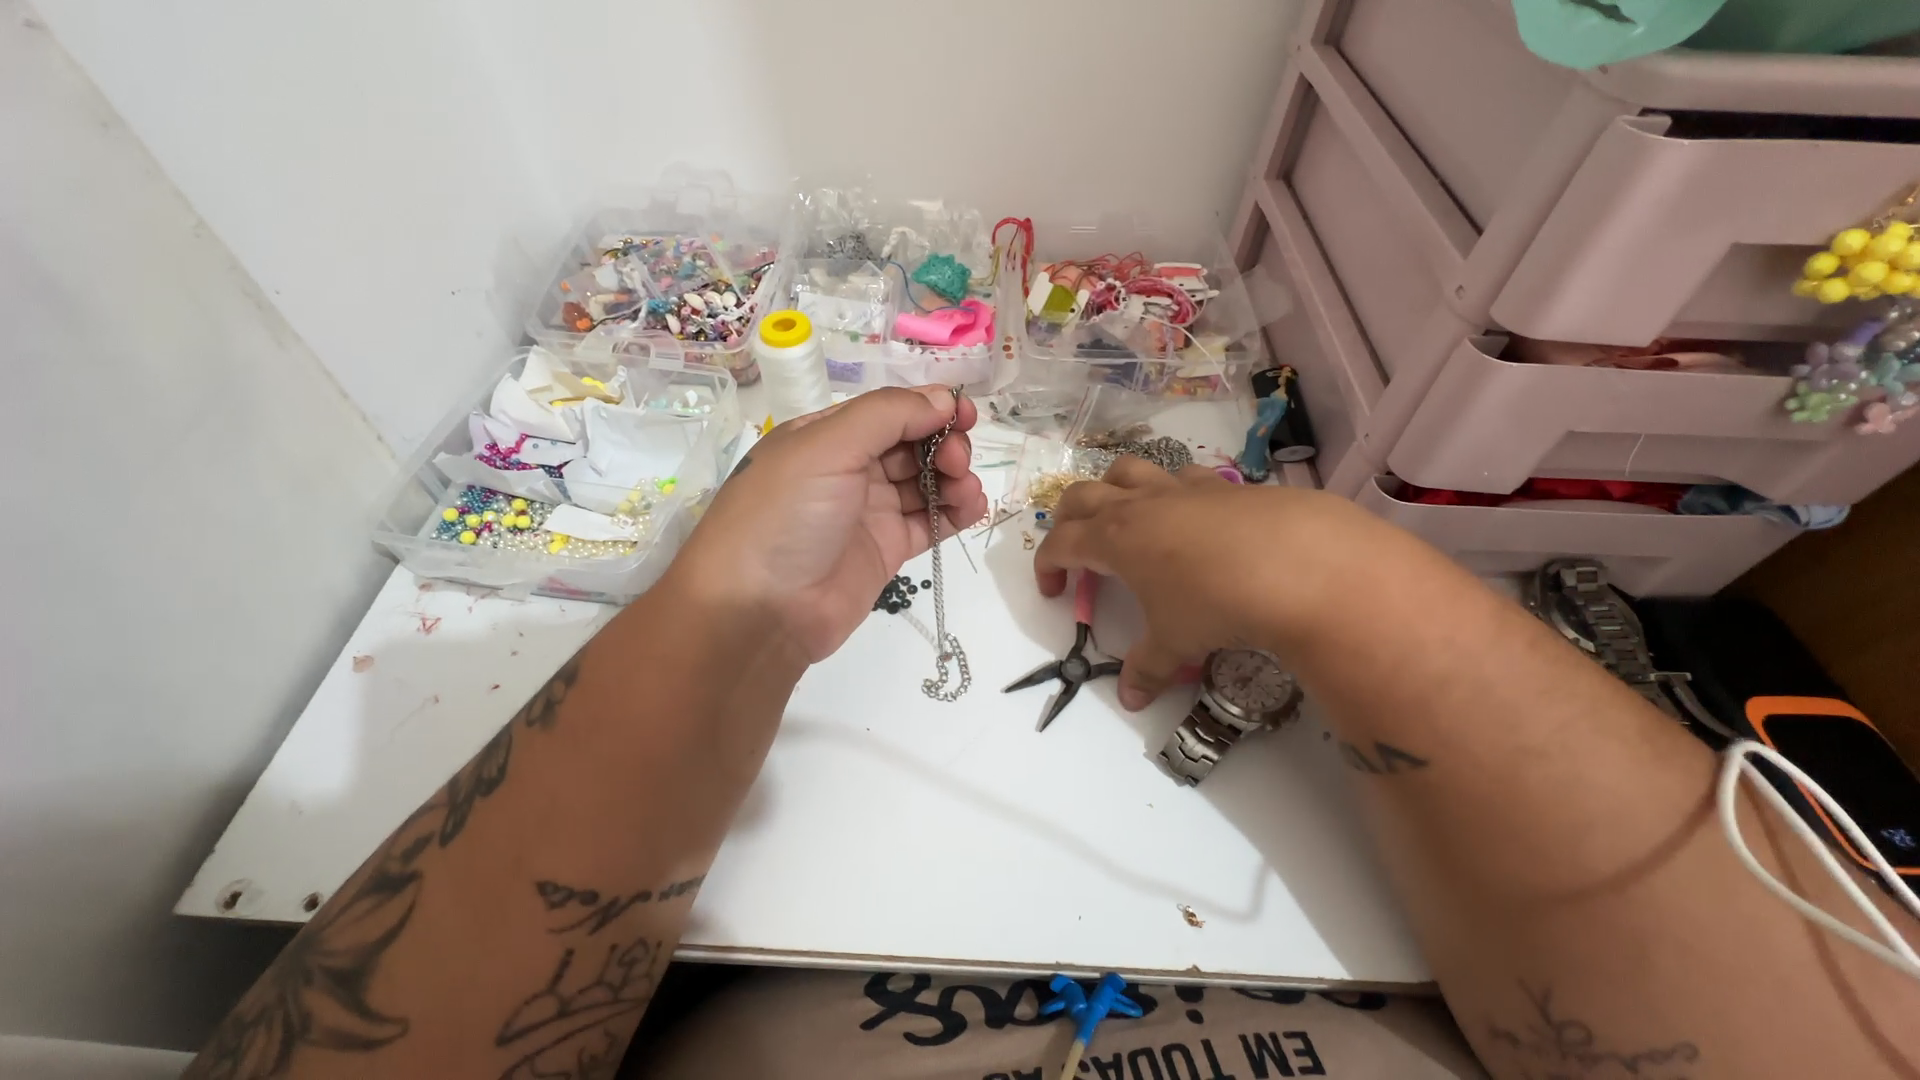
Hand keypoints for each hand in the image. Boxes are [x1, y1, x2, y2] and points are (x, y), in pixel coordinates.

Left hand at [668, 386, 987, 662]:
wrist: (759, 611)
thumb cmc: (784, 515)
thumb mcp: (826, 447)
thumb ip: (887, 415)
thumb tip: (942, 399)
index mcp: (825, 436)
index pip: (888, 410)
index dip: (928, 406)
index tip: (964, 413)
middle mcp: (847, 469)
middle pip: (910, 443)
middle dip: (942, 442)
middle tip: (955, 459)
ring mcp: (868, 512)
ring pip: (925, 481)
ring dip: (953, 476)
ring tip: (965, 488)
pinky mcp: (886, 550)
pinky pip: (929, 522)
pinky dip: (955, 511)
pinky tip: (973, 507)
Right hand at [1033, 457, 1381, 708]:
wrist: (1300, 564)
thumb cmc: (1217, 603)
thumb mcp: (1175, 641)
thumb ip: (1147, 668)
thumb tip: (1131, 700)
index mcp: (1114, 538)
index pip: (1060, 543)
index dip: (1047, 566)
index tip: (1052, 593)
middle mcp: (1140, 504)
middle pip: (1082, 495)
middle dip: (1067, 520)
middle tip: (1076, 552)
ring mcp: (1182, 489)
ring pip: (1128, 470)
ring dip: (1113, 489)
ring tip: (1122, 517)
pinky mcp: (1222, 486)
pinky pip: (1181, 476)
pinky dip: (1169, 490)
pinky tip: (1186, 516)